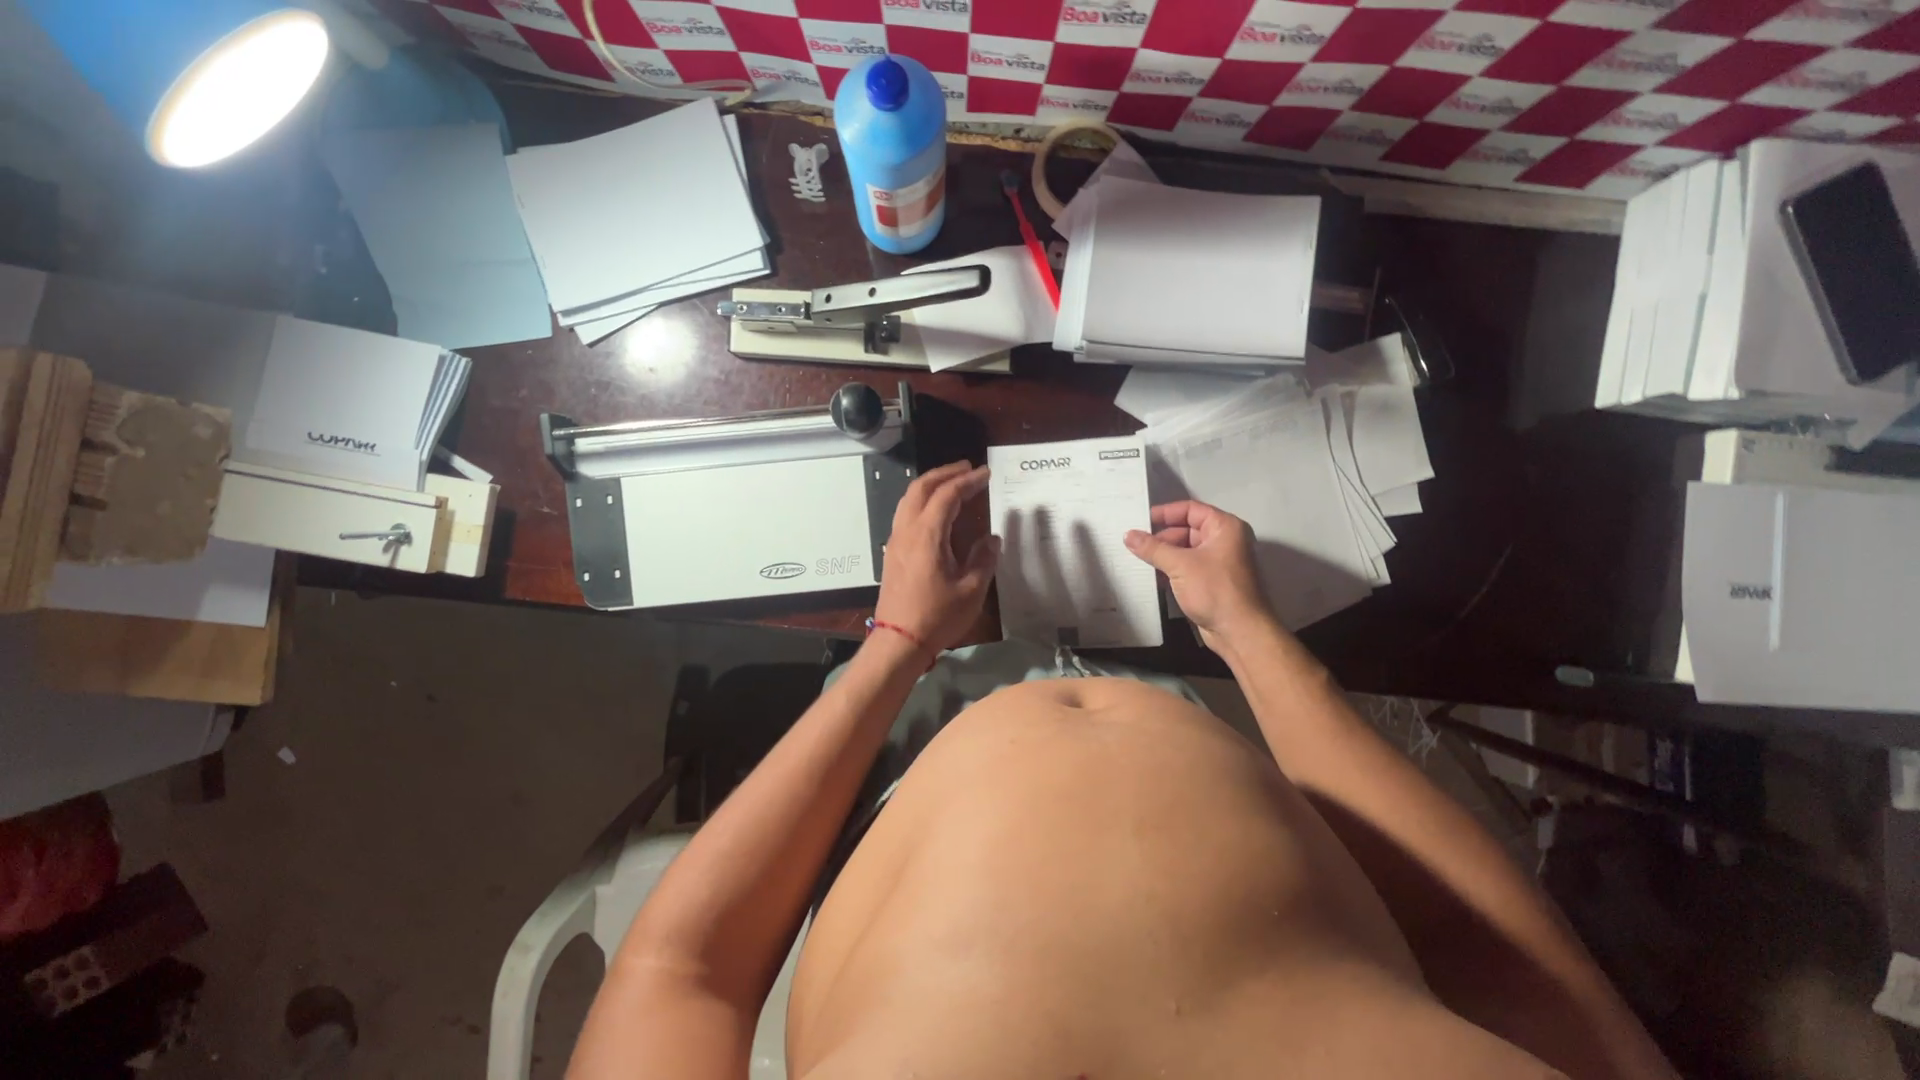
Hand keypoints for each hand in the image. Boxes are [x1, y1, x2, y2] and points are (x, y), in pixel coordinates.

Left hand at [873, 461, 999, 654]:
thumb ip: (983, 559)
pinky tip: (936, 511)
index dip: (967, 480)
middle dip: (945, 474)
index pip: (947, 495)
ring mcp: (896, 541)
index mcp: (927, 535)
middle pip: (921, 488)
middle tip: (967, 469)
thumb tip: (991, 539)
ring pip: (909, 499)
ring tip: (952, 483)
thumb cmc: (937, 616)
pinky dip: (922, 501)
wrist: (899, 641)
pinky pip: (905, 514)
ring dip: (930, 485)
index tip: (985, 473)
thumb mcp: (971, 590)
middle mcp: (907, 531)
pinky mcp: (893, 553)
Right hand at [1124, 500, 1274, 653]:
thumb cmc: (1214, 590)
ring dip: (1163, 555)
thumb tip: (1128, 535)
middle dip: (1161, 537)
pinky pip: (1187, 568)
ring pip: (1185, 551)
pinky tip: (1150, 576)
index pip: (1190, 510)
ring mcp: (1218, 562)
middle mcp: (1224, 541)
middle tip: (1134, 543)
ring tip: (1137, 559)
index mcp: (1224, 528)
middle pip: (1187, 529)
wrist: (1239, 631)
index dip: (1165, 513)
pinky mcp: (1211, 582)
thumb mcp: (1180, 565)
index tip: (1141, 520)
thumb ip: (1153, 548)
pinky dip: (1170, 570)